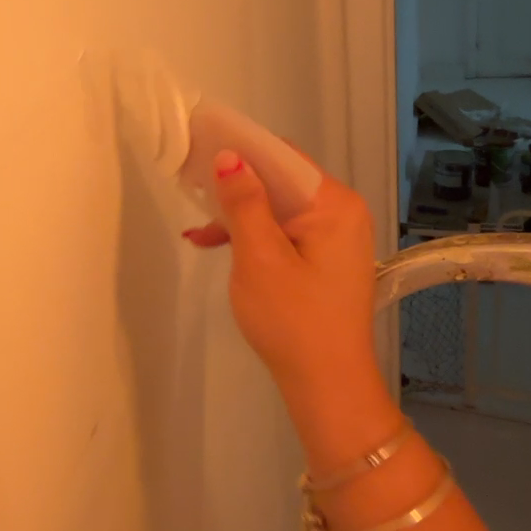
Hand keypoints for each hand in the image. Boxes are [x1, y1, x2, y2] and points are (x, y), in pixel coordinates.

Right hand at [187, 149, 396, 465]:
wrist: (326, 386)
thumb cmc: (293, 320)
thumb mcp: (259, 258)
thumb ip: (243, 204)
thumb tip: (229, 156)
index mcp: (333, 205)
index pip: (283, 157)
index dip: (240, 148)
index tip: (200, 145)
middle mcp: (340, 212)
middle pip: (279, 180)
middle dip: (234, 185)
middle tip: (190, 186)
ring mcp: (333, 236)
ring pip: (276, 206)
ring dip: (237, 214)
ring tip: (198, 231)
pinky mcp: (322, 257)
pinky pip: (281, 230)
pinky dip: (250, 235)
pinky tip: (214, 245)